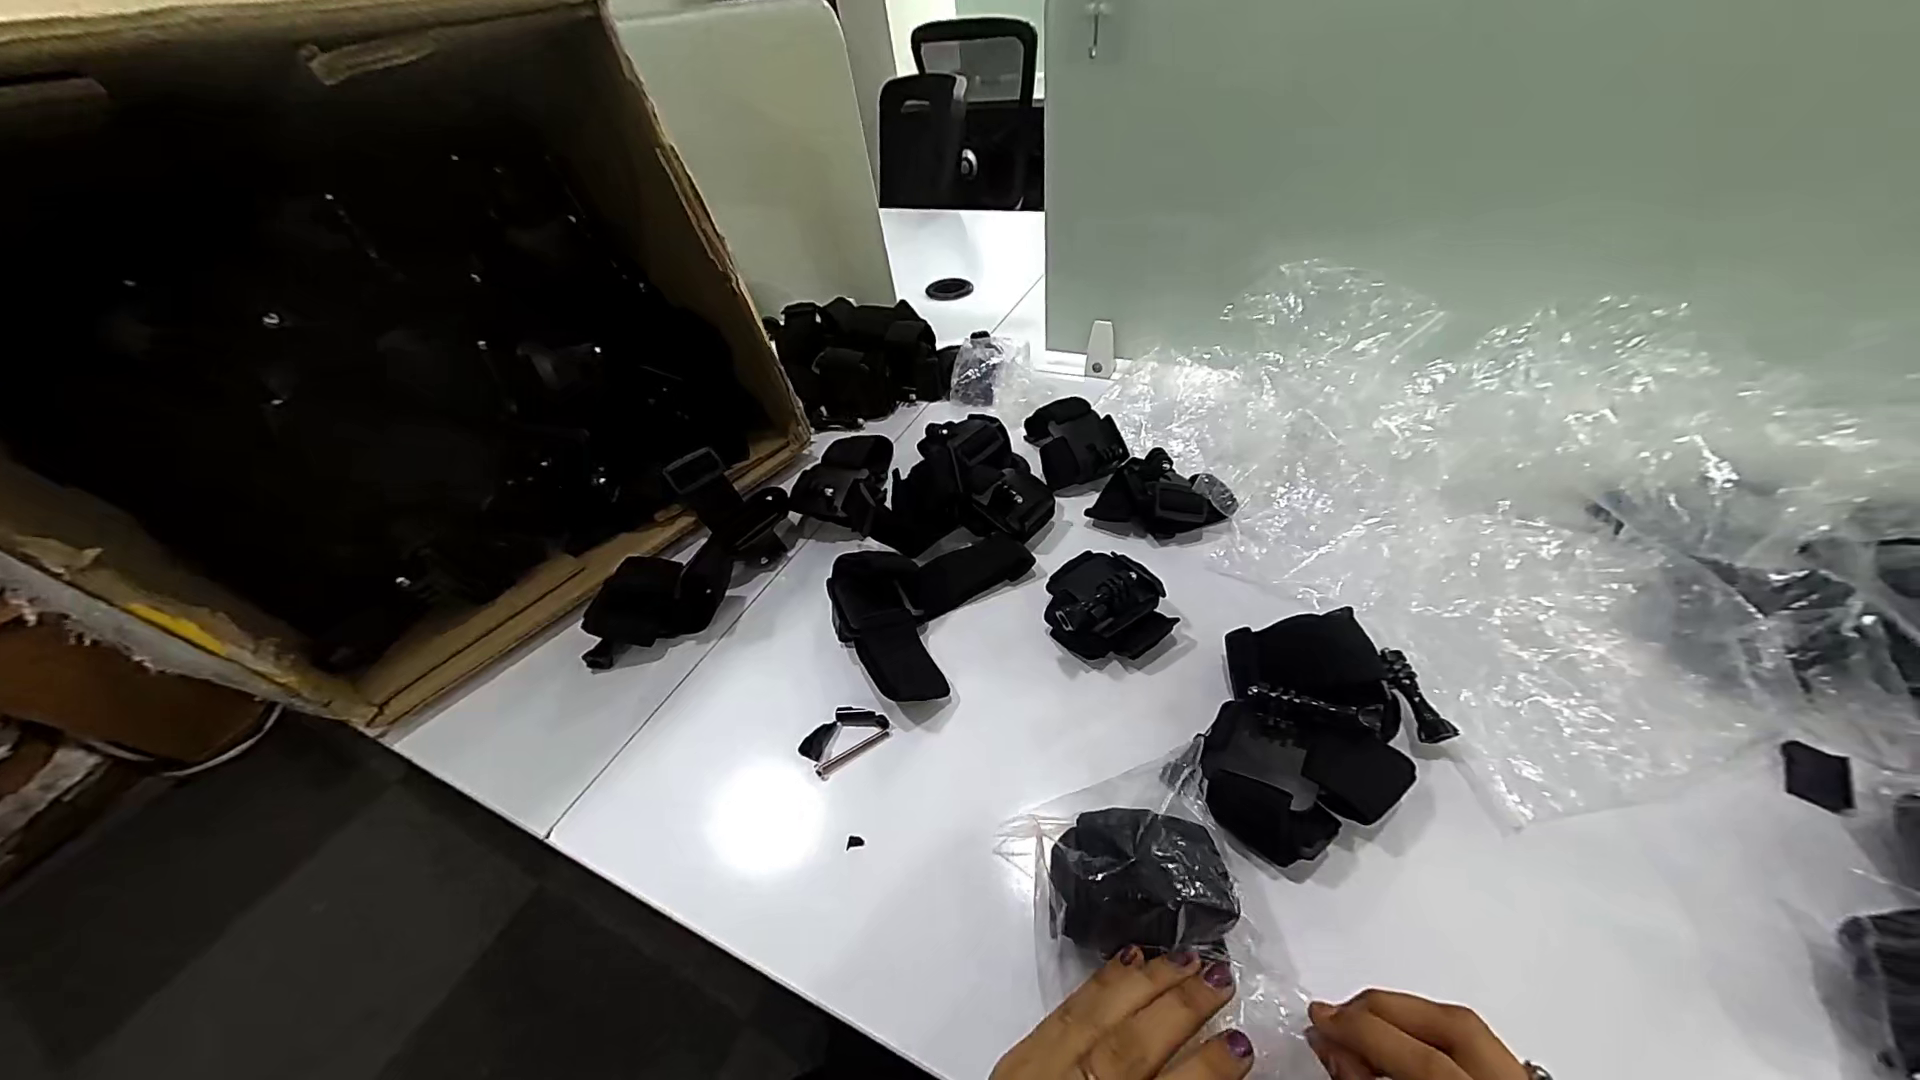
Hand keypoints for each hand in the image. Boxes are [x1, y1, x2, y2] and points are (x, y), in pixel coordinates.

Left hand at [992, 948, 1254, 1079]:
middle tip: (1221, 976)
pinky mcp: (1022, 1053)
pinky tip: (1126, 959)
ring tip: (1184, 958)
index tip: (1239, 1043)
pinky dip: (1101, 981)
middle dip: (1181, 1006)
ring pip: (1101, 1015)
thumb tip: (1207, 1074)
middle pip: (1133, 1045)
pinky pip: (1067, 1007)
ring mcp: (1041, 1070)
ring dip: (1147, 981)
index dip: (1206, 1069)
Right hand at [1306, 991, 1526, 1079]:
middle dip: (1382, 1007)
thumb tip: (1331, 1044)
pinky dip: (1433, 1029)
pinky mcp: (1527, 1078)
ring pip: (1467, 1024)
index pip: (1423, 1059)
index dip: (1361, 1032)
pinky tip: (1402, 1035)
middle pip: (1452, 1023)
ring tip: (1361, 1019)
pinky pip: (1479, 1040)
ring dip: (1404, 1012)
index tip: (1320, 1021)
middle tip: (1337, 1012)